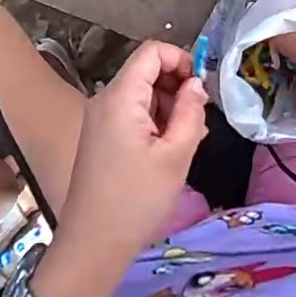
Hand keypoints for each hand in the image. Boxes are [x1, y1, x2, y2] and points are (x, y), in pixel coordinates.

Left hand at [60, 39, 208, 262]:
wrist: (92, 244)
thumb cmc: (137, 200)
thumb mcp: (176, 155)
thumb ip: (191, 112)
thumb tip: (197, 84)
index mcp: (121, 96)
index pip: (152, 52)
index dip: (181, 59)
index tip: (202, 86)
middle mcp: (106, 98)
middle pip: (146, 71)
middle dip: (177, 85)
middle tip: (200, 117)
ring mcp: (100, 117)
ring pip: (141, 93)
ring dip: (169, 105)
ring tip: (189, 137)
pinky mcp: (101, 135)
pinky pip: (132, 112)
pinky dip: (154, 120)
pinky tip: (171, 147)